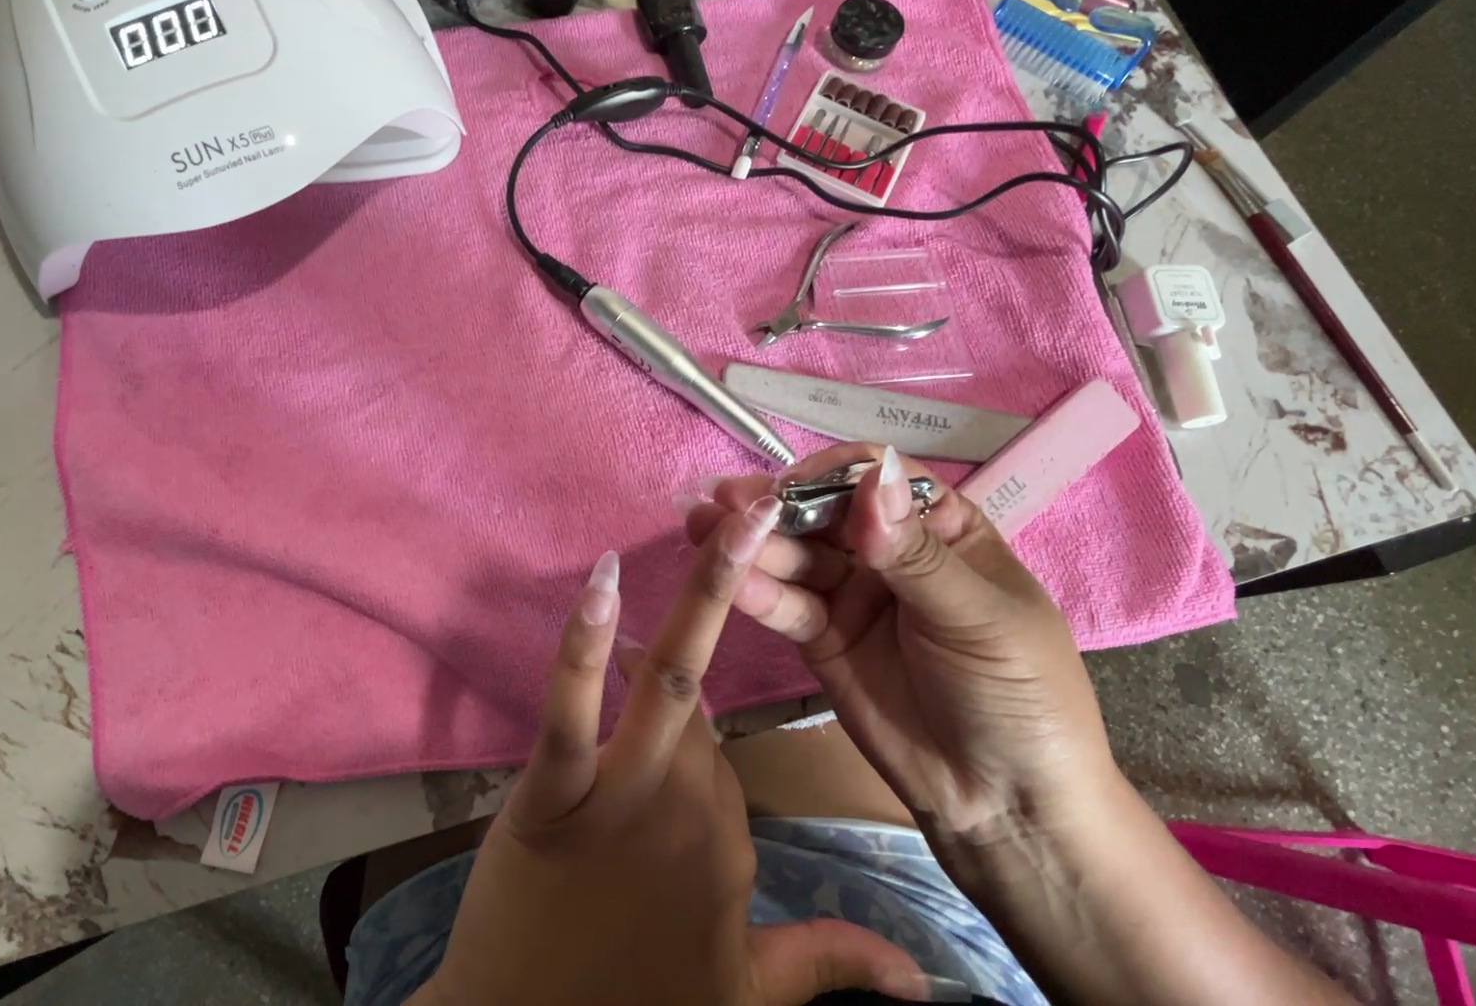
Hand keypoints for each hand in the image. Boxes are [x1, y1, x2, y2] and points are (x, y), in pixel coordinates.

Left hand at [413, 497, 941, 1005]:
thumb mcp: (746, 991)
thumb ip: (827, 960)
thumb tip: (922, 979)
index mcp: (731, 846)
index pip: (723, 752)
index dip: (696, 721)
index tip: (672, 686)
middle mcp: (692, 812)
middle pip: (699, 701)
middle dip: (714, 616)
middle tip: (748, 517)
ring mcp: (622, 801)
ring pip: (671, 687)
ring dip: (702, 596)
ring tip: (732, 519)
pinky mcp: (552, 800)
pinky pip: (572, 712)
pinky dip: (585, 648)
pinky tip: (602, 585)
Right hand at [684, 445, 1118, 842]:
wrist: (1004, 801)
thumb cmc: (1019, 694)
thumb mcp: (978, 618)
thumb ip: (916, 554)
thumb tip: (873, 477)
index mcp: (943, 531)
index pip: (881, 480)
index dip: (835, 474)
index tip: (792, 485)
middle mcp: (889, 554)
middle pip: (825, 513)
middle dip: (775, 505)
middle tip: (722, 501)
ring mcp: (852, 597)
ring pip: (796, 558)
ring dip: (751, 544)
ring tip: (702, 530)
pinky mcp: (821, 640)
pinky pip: (786, 607)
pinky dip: (756, 594)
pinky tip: (728, 582)